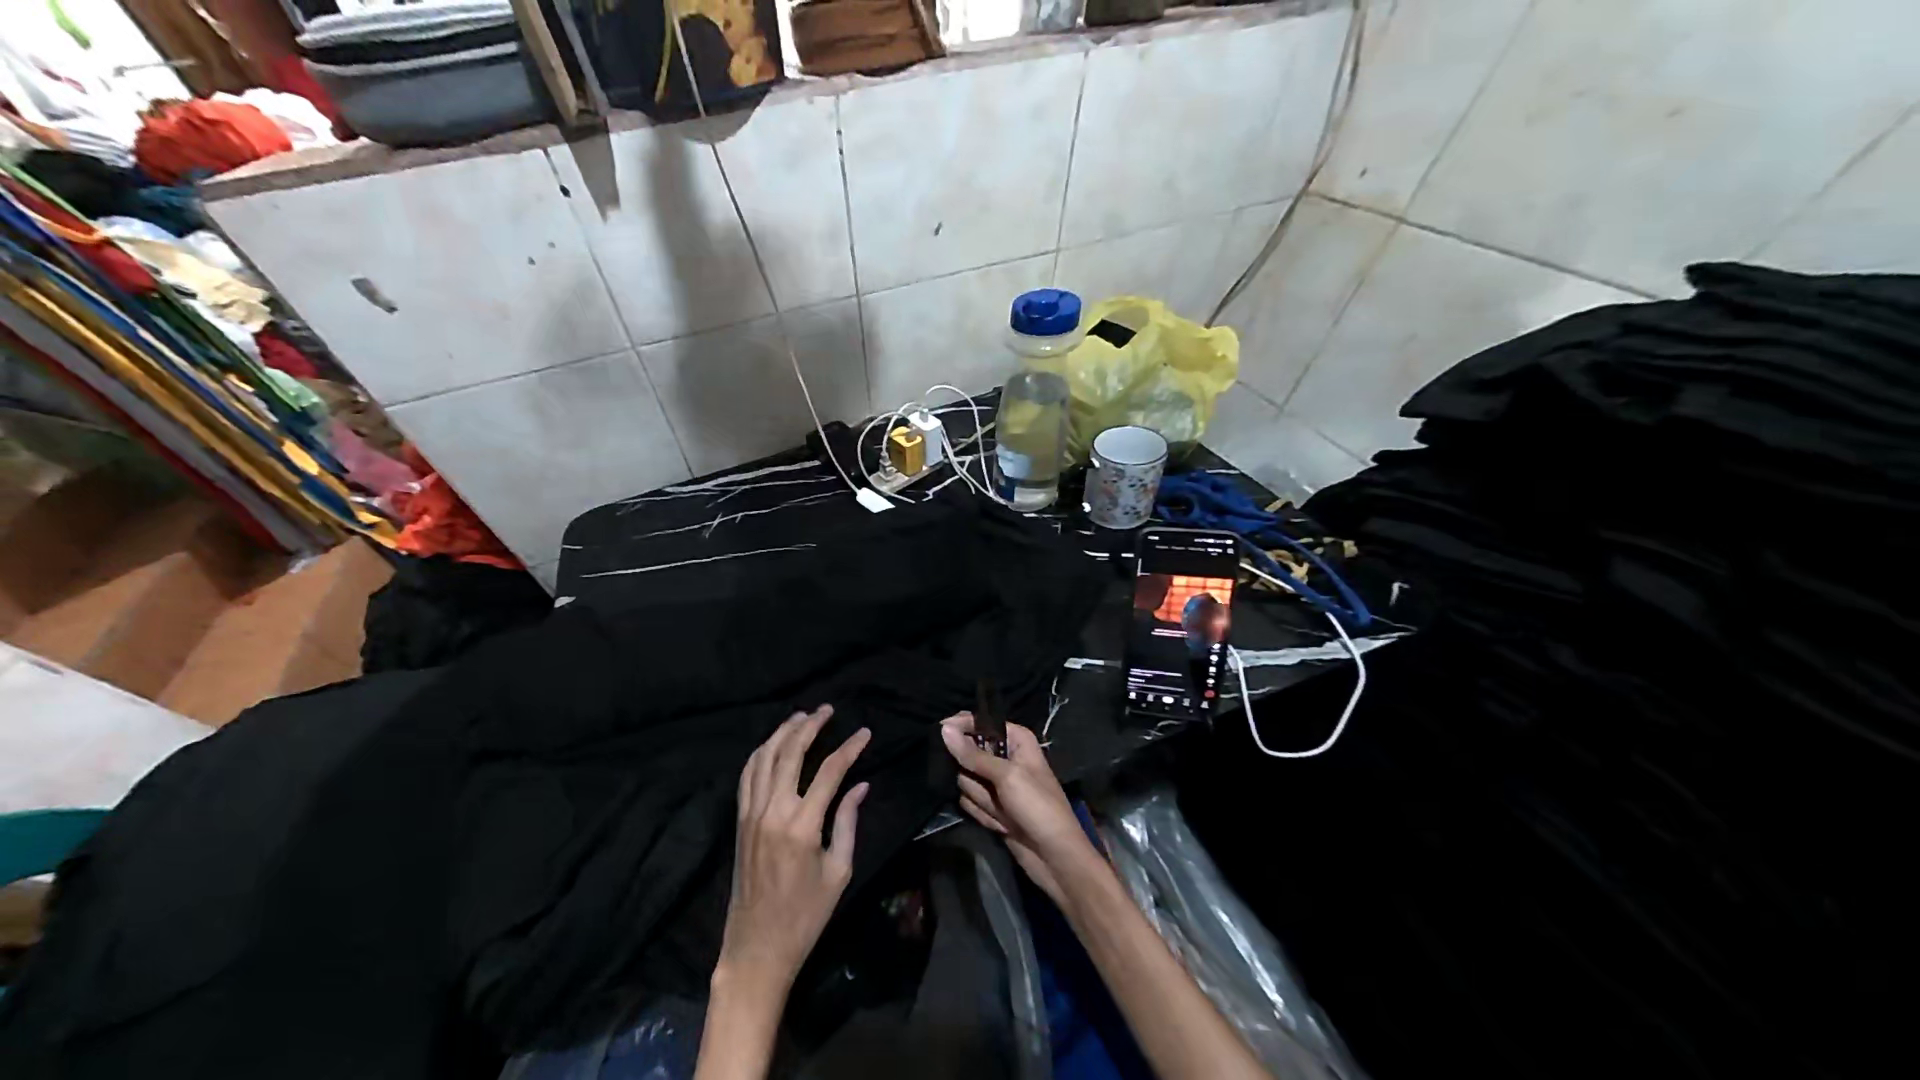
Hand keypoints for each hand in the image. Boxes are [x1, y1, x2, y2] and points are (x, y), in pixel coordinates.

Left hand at [717, 705, 870, 1003]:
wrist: (757, 947)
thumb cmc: (806, 915)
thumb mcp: (839, 871)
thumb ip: (849, 822)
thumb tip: (860, 785)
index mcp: (803, 826)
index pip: (830, 771)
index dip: (850, 747)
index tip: (865, 732)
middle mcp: (773, 812)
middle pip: (792, 753)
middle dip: (811, 725)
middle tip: (828, 709)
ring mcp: (751, 814)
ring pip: (765, 758)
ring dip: (783, 732)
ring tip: (802, 716)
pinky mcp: (739, 822)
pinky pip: (747, 776)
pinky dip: (760, 753)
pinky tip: (772, 744)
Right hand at [940, 713, 1098, 904]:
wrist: (1054, 857)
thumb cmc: (1038, 807)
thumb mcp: (1007, 776)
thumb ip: (973, 754)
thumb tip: (944, 729)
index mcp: (1016, 740)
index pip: (980, 723)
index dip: (961, 726)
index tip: (939, 730)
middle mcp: (1005, 757)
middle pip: (968, 753)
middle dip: (973, 774)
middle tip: (992, 788)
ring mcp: (997, 785)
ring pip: (966, 781)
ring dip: (981, 798)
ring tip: (1003, 811)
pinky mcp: (991, 807)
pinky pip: (970, 802)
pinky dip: (983, 814)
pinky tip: (1002, 824)